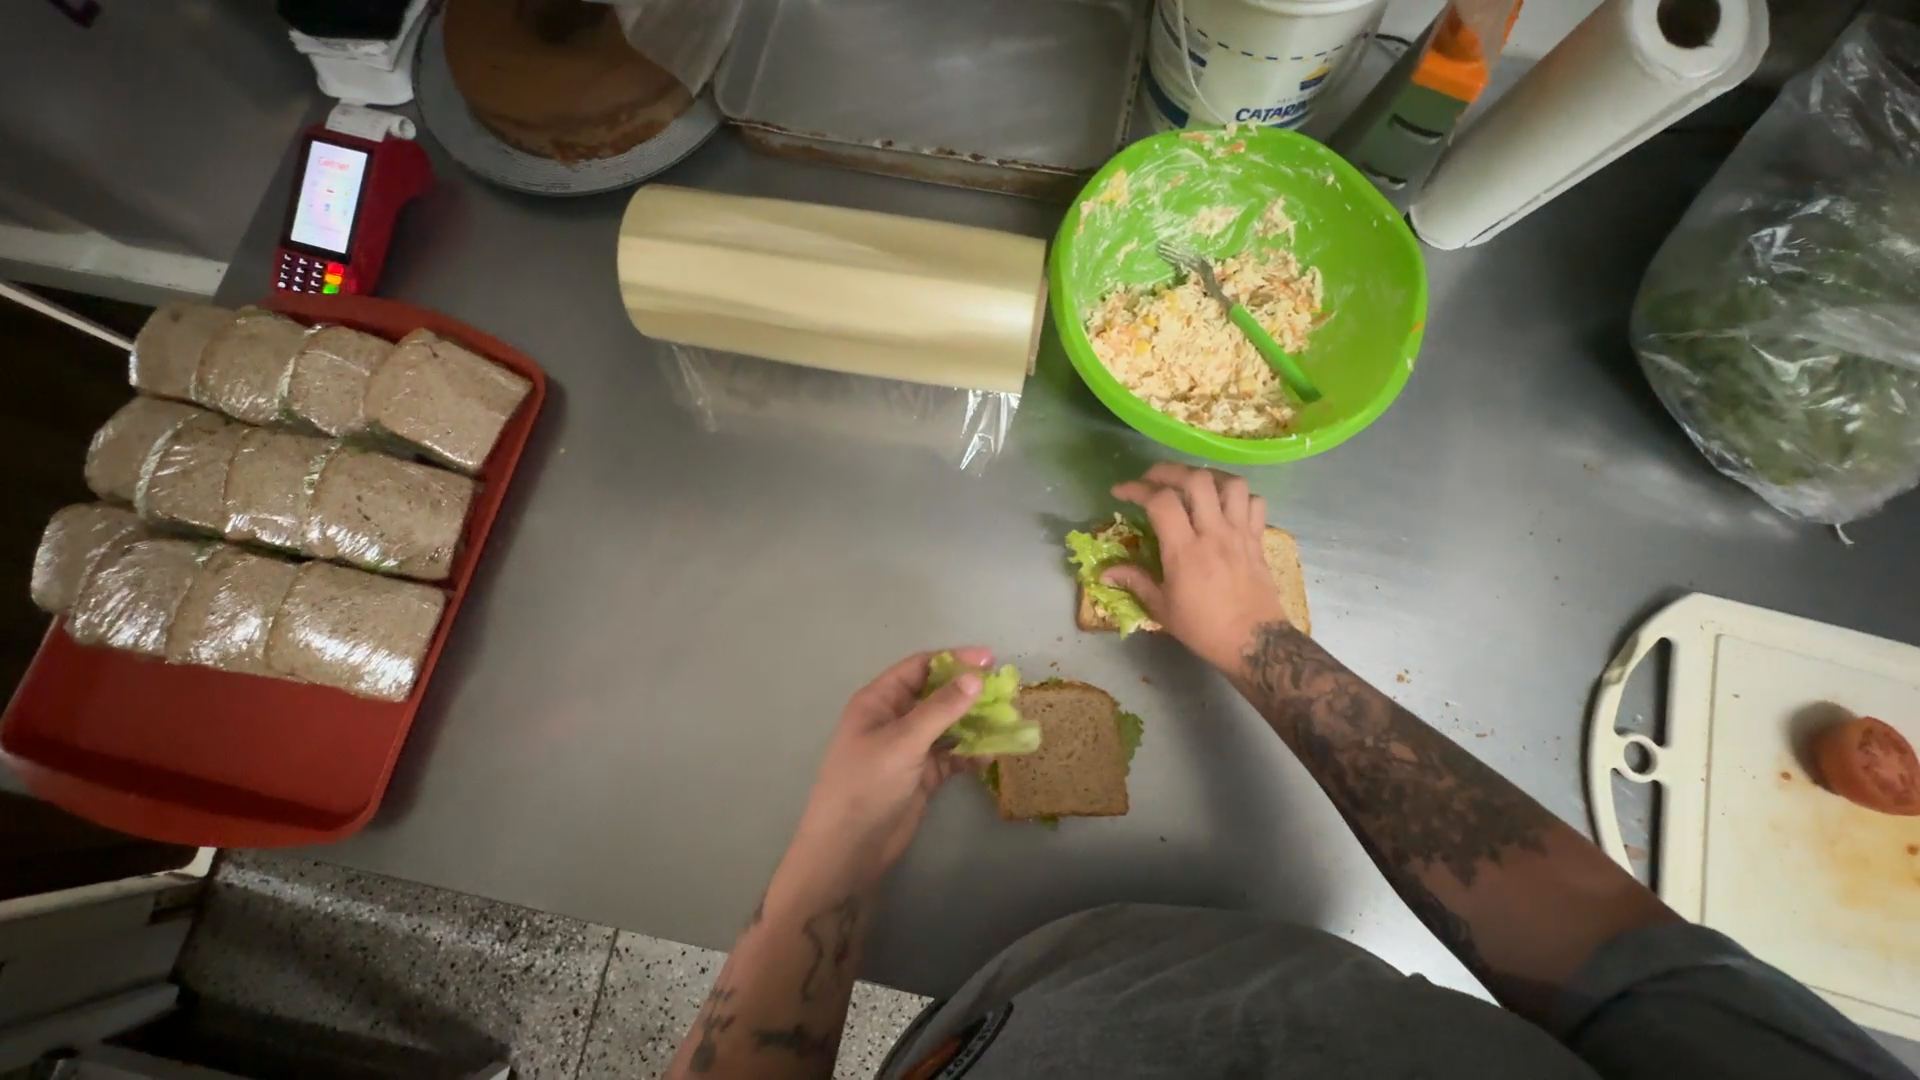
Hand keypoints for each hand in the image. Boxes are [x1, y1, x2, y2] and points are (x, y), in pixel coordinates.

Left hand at [789, 648, 990, 883]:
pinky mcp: (922, 776)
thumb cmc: (867, 785)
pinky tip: (993, 755)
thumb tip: (975, 678)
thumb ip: (941, 708)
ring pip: (948, 726)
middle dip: (968, 692)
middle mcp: (894, 719)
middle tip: (1006, 693)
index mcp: (879, 701)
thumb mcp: (903, 741)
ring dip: (975, 723)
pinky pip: (951, 756)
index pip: (920, 668)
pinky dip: (971, 754)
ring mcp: (909, 749)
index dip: (953, 660)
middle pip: (937, 695)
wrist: (848, 850)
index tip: (989, 659)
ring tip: (1008, 721)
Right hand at [1106, 463, 1287, 673]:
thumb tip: (1104, 572)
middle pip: (1197, 480)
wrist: (1254, 642)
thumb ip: (1134, 582)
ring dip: (1208, 477)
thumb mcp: (1161, 609)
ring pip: (1231, 484)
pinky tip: (1224, 505)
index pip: (1161, 502)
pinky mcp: (1258, 540)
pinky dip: (1238, 497)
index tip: (1121, 491)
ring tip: (1192, 485)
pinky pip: (1254, 503)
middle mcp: (1214, 534)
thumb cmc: (1203, 628)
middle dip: (1170, 471)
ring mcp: (1240, 534)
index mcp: (1185, 551)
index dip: (1137, 489)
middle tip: (1153, 479)